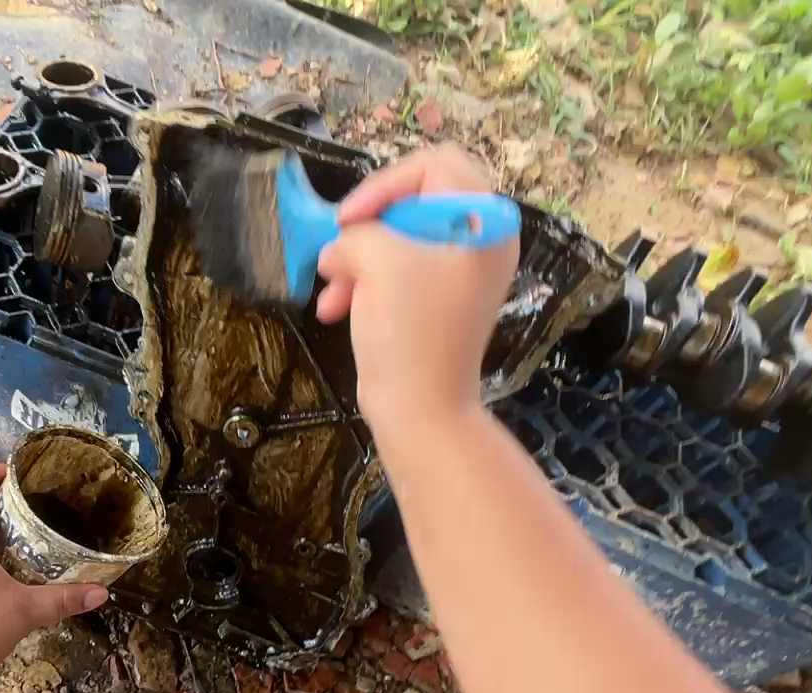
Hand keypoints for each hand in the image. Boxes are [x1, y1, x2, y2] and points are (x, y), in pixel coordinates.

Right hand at [315, 145, 519, 426]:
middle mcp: (479, 240)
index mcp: (482, 221)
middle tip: (338, 251)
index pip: (433, 165)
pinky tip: (336, 309)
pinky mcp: (437, 301)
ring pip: (398, 241)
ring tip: (330, 293)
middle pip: (412, 203)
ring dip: (357, 261)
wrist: (418, 409)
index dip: (383, 186)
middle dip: (367, 229)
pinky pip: (399, 273)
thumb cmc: (408, 331)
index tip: (347, 221)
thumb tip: (342, 246)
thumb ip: (356, 233)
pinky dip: (366, 284)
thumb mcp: (377, 263)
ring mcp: (458, 273)